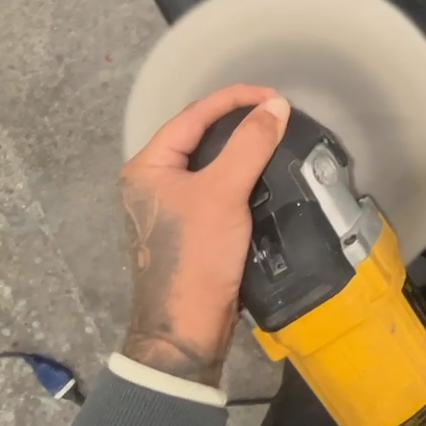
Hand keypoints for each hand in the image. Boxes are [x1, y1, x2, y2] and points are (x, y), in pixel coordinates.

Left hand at [118, 84, 290, 384]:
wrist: (187, 329)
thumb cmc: (196, 255)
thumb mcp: (224, 193)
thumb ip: (250, 144)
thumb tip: (277, 105)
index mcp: (148, 166)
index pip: (194, 114)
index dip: (236, 98)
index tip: (275, 96)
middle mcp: (153, 179)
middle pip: (200, 132)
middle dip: (239, 118)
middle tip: (277, 113)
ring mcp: (171, 202)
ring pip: (210, 157)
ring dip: (242, 143)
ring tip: (275, 134)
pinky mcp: (190, 222)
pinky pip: (217, 181)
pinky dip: (241, 168)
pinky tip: (264, 167)